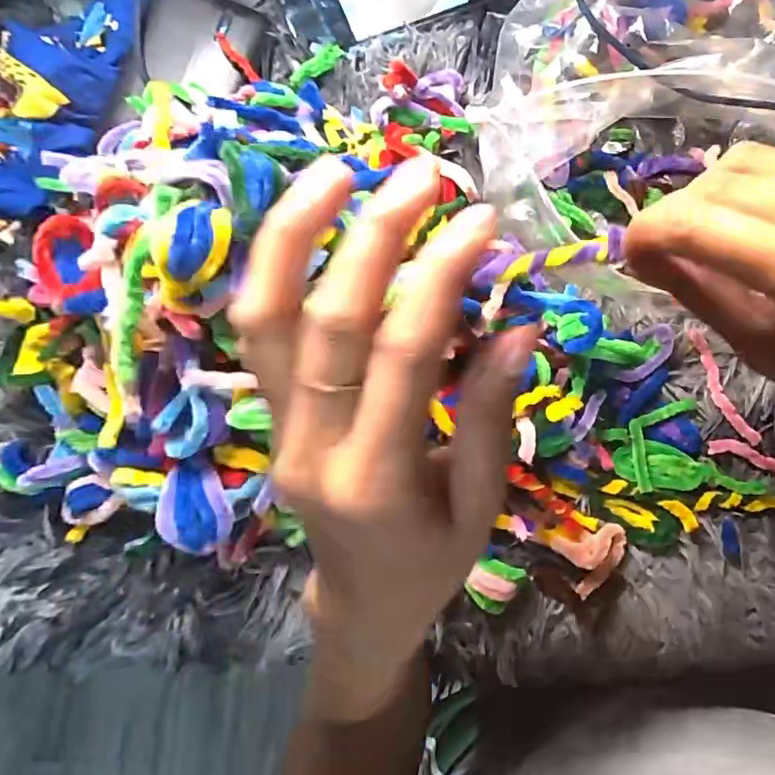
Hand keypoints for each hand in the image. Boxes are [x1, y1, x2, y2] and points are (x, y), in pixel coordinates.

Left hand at [230, 156, 534, 705]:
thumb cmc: (430, 561)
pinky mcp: (265, 410)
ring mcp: (274, 424)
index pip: (403, 353)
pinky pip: (257, 327)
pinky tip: (309, 217)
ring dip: (297, 233)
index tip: (482, 221)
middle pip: (329, 320)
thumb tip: (517, 327)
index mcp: (374, 477)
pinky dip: (276, 264)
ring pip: (264, 315)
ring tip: (339, 170)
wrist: (358, 604)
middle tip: (423, 175)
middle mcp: (309, 443)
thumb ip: (490, 416)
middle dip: (376, 235)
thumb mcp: (481, 504)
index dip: (443, 275)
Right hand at [624, 142, 774, 471]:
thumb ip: (701, 293)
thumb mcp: (768, 354)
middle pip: (722, 182)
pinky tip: (760, 229)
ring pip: (753, 164)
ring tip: (708, 237)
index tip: (631, 252)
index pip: (702, 223)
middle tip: (663, 249)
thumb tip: (645, 254)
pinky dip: (757, 194)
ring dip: (713, 197)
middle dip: (677, 212)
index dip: (651, 231)